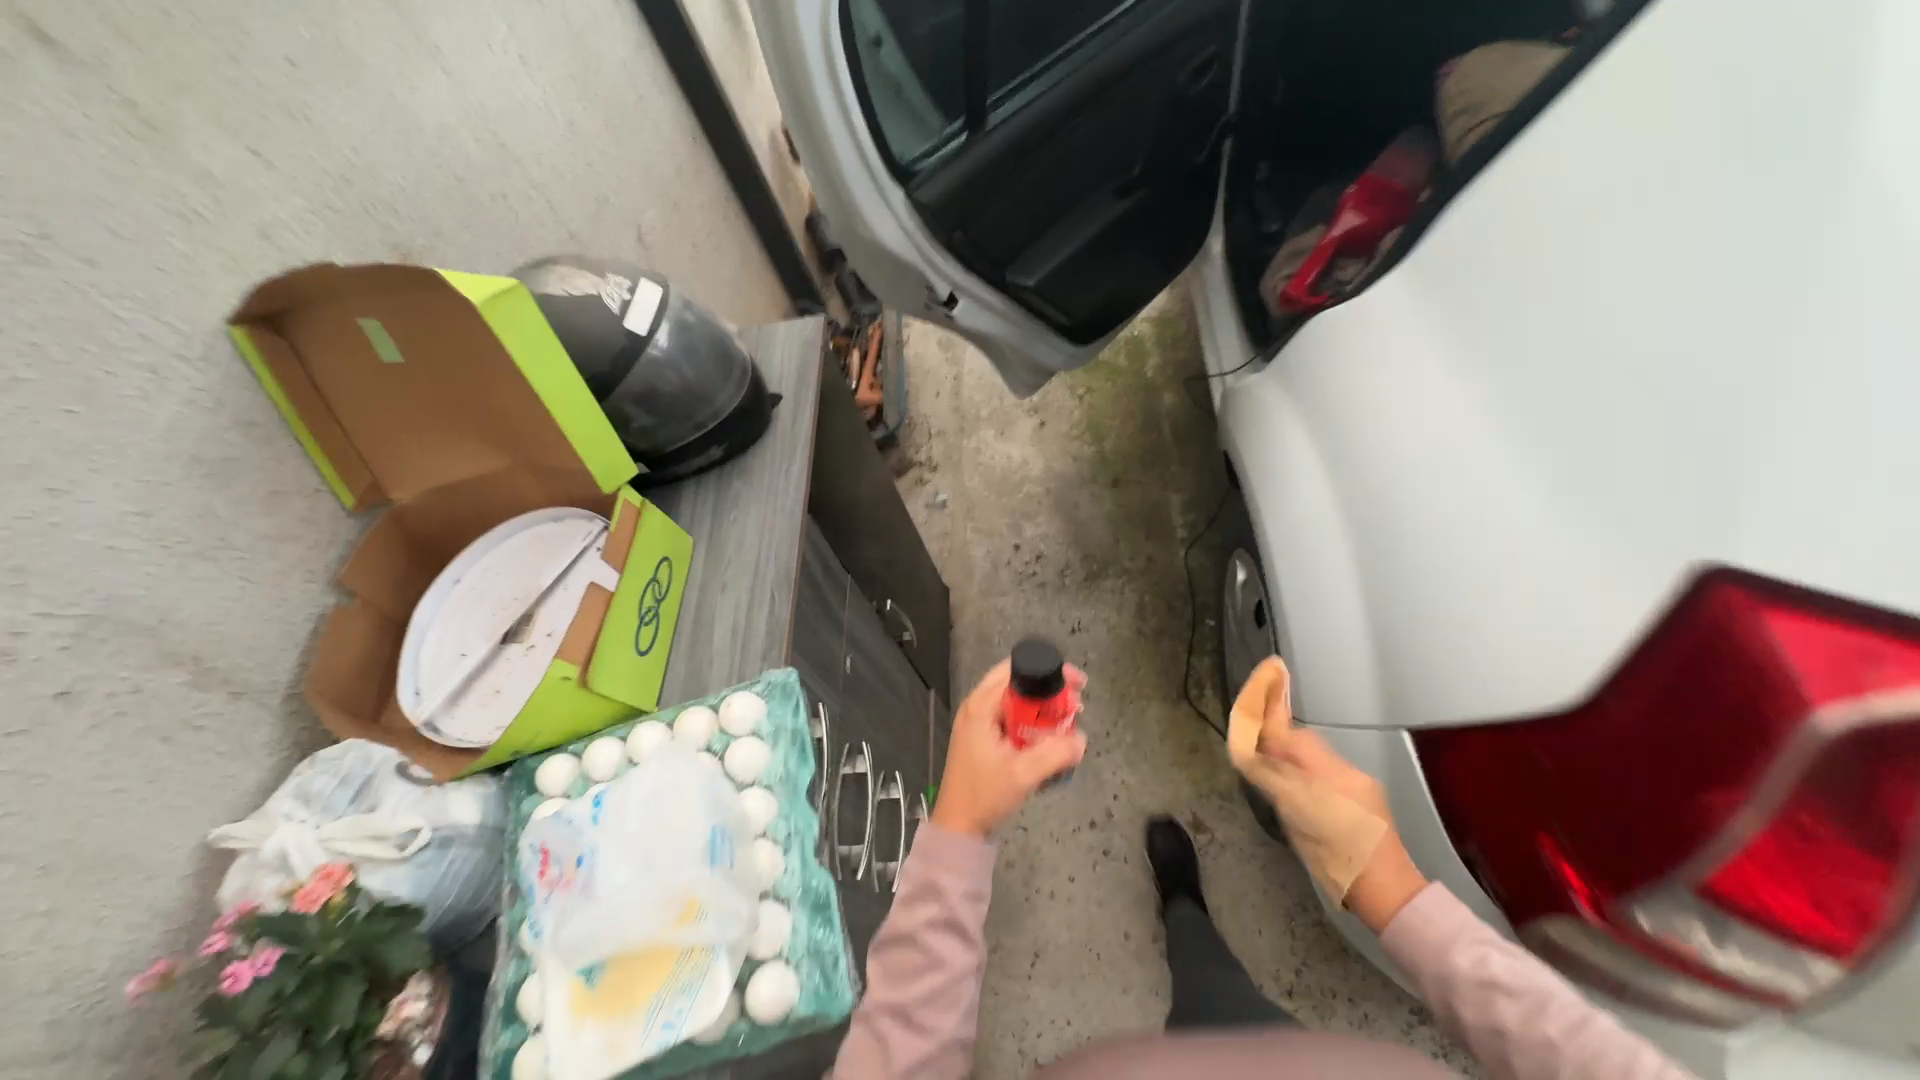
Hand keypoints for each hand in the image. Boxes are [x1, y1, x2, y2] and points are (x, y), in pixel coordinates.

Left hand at [931, 661, 1087, 837]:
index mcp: (981, 706)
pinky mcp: (982, 736)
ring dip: (1042, 707)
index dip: (1049, 670)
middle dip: (1049, 689)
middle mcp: (977, 706)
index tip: (1077, 684)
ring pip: (1016, 700)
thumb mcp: (1022, 775)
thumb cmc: (984, 796)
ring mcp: (978, 721)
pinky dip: (1031, 721)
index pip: (1016, 669)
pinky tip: (1048, 738)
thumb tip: (1082, 739)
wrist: (957, 825)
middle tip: (1076, 706)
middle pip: (1017, 681)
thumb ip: (1054, 754)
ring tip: (1067, 721)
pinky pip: (1011, 717)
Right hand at [1229, 657, 1426, 931]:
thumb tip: (1257, 753)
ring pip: (1318, 759)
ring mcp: (1360, 784)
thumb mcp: (1294, 819)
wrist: (1386, 891)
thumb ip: (1275, 780)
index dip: (1271, 718)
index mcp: (1327, 774)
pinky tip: (1304, 794)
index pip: (1292, 735)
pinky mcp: (1367, 798)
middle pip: (1306, 743)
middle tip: (1257, 748)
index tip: (1254, 705)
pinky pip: (1330, 774)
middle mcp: (1346, 771)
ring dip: (1295, 760)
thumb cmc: (1336, 860)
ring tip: (1276, 775)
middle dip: (1281, 740)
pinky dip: (1311, 774)